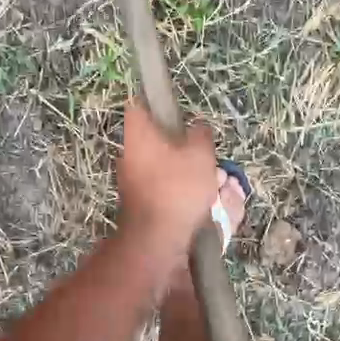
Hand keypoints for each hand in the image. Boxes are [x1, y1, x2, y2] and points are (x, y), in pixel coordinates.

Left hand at [116, 99, 218, 252]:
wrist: (156, 238)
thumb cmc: (177, 187)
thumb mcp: (200, 154)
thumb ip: (201, 134)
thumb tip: (197, 126)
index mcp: (137, 134)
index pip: (138, 105)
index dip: (155, 102)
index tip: (175, 110)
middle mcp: (128, 154)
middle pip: (155, 138)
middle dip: (182, 144)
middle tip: (204, 152)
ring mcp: (131, 179)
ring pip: (163, 165)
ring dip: (185, 169)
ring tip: (211, 181)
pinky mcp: (139, 201)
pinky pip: (163, 185)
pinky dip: (180, 188)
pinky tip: (201, 200)